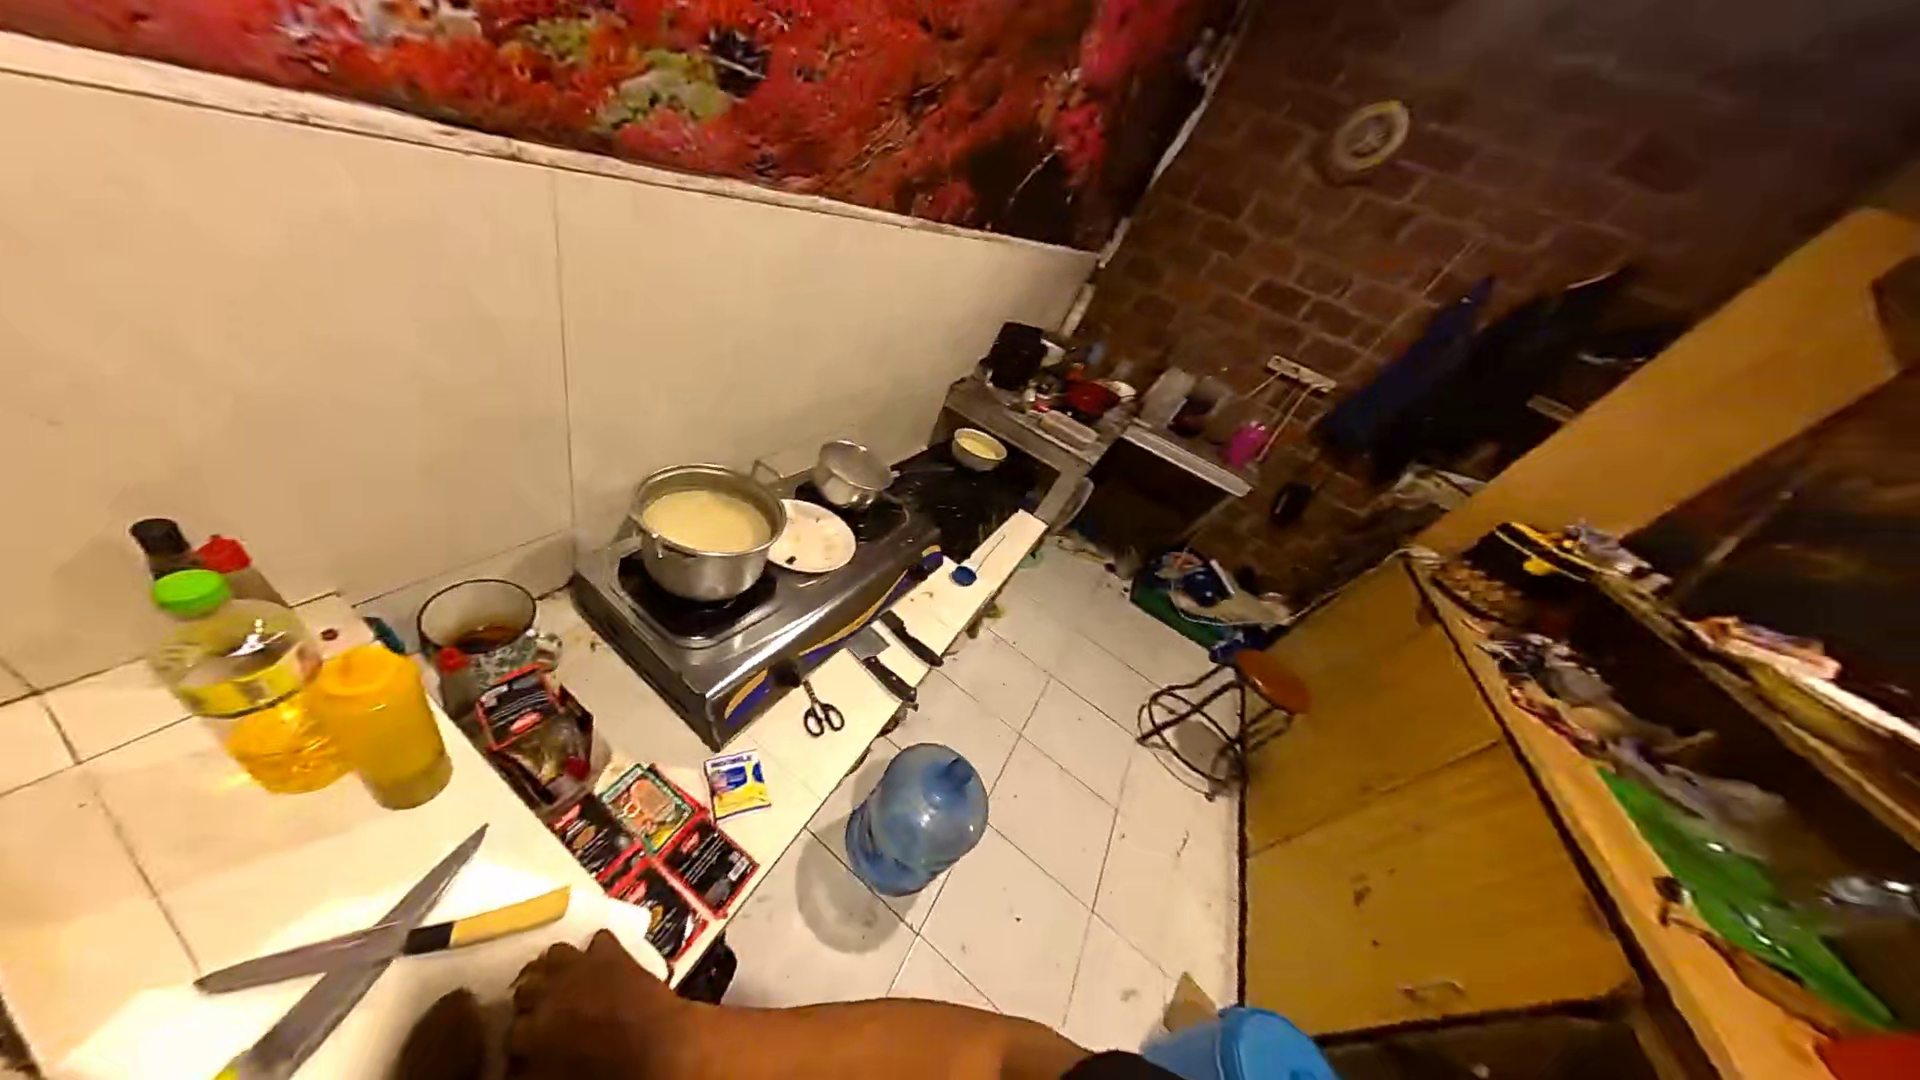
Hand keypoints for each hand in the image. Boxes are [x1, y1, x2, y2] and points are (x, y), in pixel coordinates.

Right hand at [507, 930, 686, 1078]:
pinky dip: (598, 948)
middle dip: (532, 995)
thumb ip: (531, 1069)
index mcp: (531, 1030)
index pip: (510, 1030)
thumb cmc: (601, 1069)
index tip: (528, 1042)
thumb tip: (520, 1068)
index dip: (520, 1036)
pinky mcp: (612, 951)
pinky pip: (599, 939)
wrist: (652, 1042)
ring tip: (566, 978)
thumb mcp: (553, 1076)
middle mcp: (550, 992)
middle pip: (526, 985)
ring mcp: (581, 965)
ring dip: (558, 965)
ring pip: (555, 953)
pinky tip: (602, 959)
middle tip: (545, 1006)